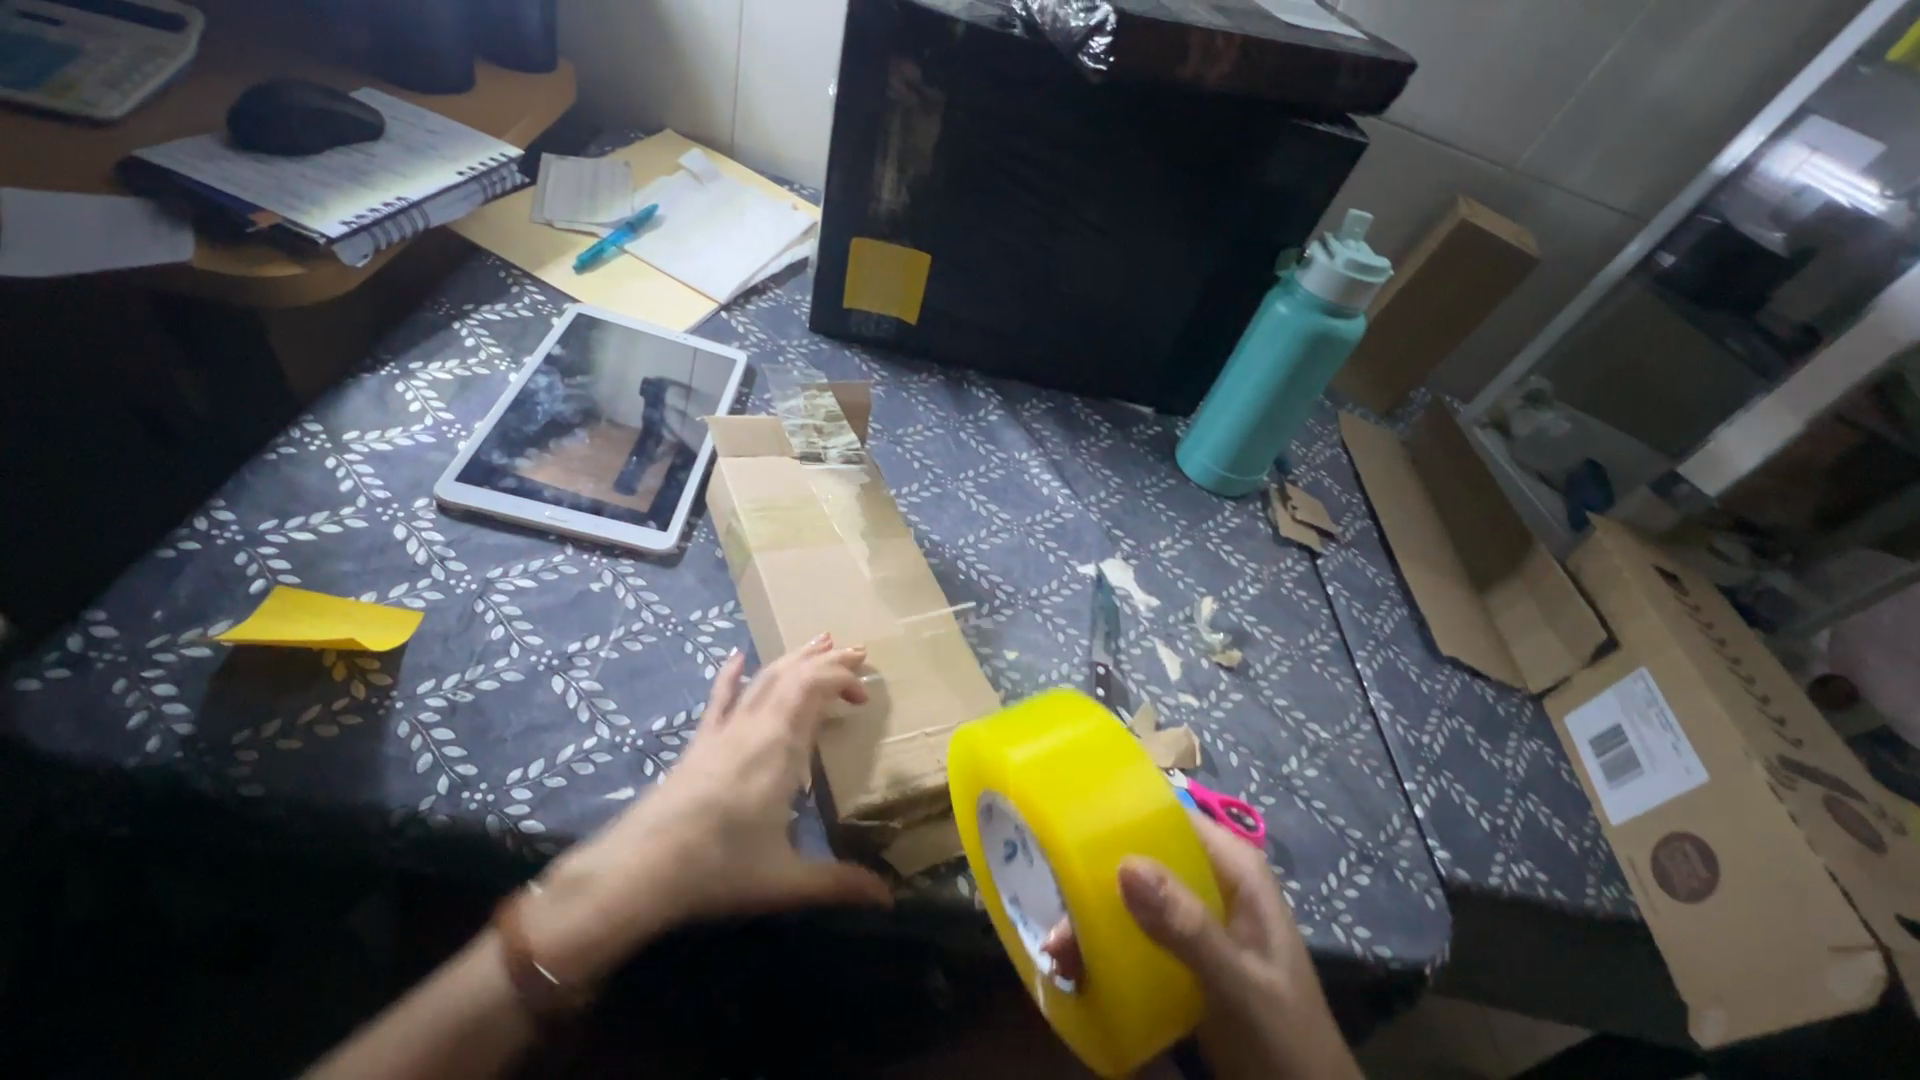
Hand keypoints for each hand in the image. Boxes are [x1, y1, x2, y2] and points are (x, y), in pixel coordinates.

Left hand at [521, 635, 892, 980]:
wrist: (639, 870)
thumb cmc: (719, 869)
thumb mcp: (786, 880)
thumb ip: (839, 882)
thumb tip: (889, 897)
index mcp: (780, 750)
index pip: (815, 690)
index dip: (843, 680)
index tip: (865, 695)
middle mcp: (753, 729)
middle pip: (792, 677)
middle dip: (826, 661)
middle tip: (857, 651)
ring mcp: (722, 734)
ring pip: (762, 680)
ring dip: (792, 659)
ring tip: (819, 641)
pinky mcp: (698, 746)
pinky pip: (718, 701)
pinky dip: (731, 677)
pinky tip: (737, 657)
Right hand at [1043, 814, 1360, 1079]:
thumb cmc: (1284, 1034)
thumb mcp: (1236, 980)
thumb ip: (1187, 926)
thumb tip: (1124, 863)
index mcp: (1235, 870)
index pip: (1172, 818)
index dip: (1121, 817)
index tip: (1067, 830)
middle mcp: (1212, 884)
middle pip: (1142, 861)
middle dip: (1095, 884)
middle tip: (1056, 916)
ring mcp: (1196, 922)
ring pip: (1132, 900)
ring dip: (1093, 924)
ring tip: (1058, 955)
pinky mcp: (1183, 957)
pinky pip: (1135, 936)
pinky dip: (1106, 950)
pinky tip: (1076, 970)